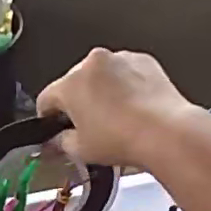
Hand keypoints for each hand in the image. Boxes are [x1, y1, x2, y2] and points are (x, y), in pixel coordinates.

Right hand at [36, 49, 210, 168]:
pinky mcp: (143, 62)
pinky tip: (131, 112)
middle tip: (87, 130)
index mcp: (71, 83)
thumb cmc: (124, 139)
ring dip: (101, 95)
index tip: (52, 128)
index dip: (46, 118)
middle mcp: (93, 63)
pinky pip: (125, 75)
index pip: (46, 98)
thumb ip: (61, 143)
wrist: (164, 132)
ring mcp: (120, 59)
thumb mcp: (82, 151)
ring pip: (101, 77)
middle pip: (74, 84)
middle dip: (77, 105)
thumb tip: (57, 141)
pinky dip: (124, 89)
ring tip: (114, 123)